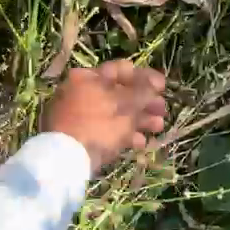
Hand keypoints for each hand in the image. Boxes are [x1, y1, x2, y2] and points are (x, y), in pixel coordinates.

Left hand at [40, 59, 167, 170]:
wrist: (67, 159)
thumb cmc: (99, 124)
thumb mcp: (126, 105)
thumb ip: (143, 91)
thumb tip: (153, 81)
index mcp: (89, 77)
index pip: (122, 69)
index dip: (146, 77)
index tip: (162, 87)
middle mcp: (82, 92)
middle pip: (121, 92)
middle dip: (145, 102)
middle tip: (162, 110)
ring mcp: (80, 114)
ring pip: (116, 112)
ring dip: (139, 119)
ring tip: (158, 128)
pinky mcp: (80, 135)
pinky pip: (106, 129)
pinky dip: (124, 133)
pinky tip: (140, 143)